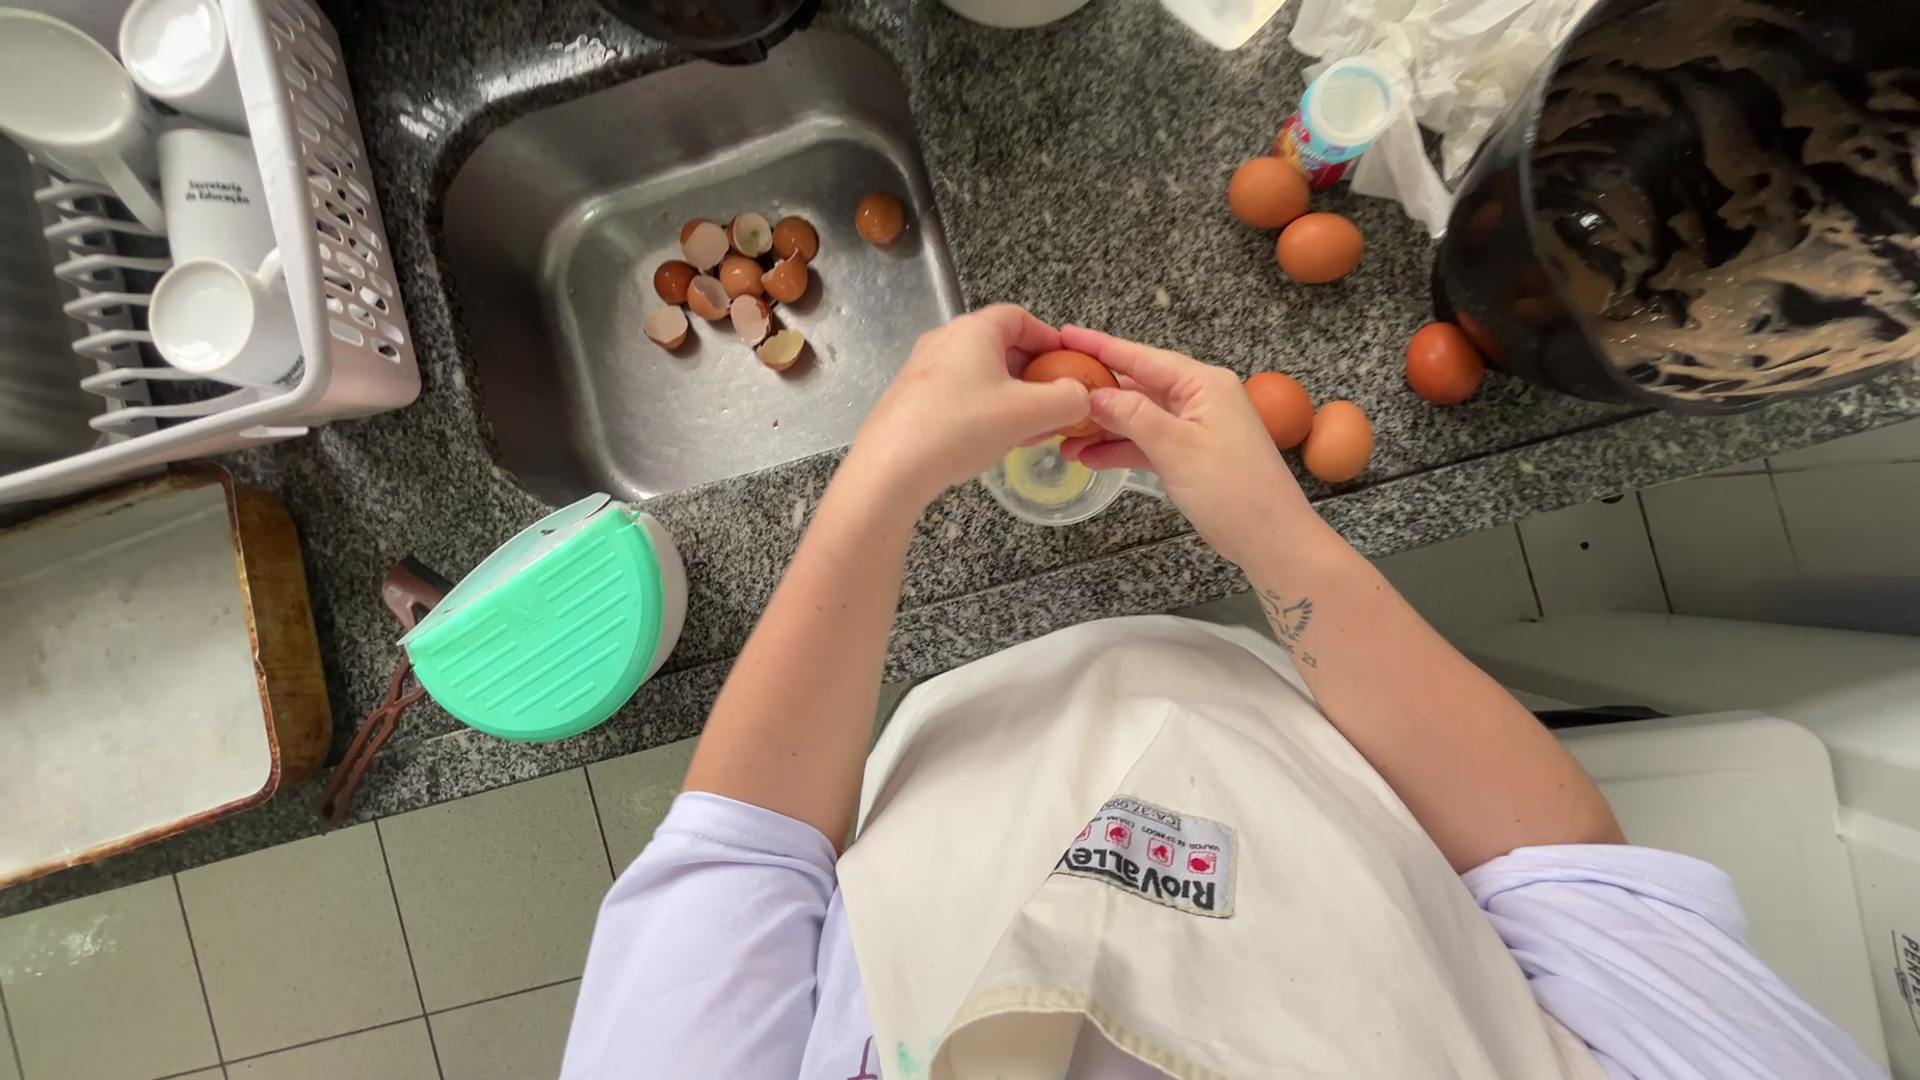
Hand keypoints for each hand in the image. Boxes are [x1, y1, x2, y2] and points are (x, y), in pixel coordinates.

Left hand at [844, 305, 1091, 506]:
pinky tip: (992, 442)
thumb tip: (1080, 395)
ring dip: (1010, 398)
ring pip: (980, 376)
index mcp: (973, 330)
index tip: (1068, 366)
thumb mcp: (1027, 413)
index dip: (1049, 339)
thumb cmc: (961, 428)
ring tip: (1029, 429)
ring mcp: (923, 371)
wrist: (890, 468)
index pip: (1020, 317)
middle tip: (1054, 404)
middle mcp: (945, 341)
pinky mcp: (910, 400)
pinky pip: (958, 397)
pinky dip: (983, 412)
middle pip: (1000, 347)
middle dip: (1033, 375)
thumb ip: (1066, 400)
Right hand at [1058, 326, 1321, 568]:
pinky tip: (1088, 458)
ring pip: (1136, 418)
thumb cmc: (1233, 490)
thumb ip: (1132, 416)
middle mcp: (1197, 398)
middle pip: (1136, 387)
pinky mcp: (1187, 455)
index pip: (1142, 358)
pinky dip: (1118, 450)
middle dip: (1094, 395)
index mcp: (1202, 384)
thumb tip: (1092, 394)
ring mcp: (1192, 428)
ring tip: (1062, 439)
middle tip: (1052, 394)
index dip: (1100, 347)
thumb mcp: (1176, 448)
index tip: (1064, 336)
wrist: (1269, 539)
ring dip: (1101, 429)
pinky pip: (1144, 444)